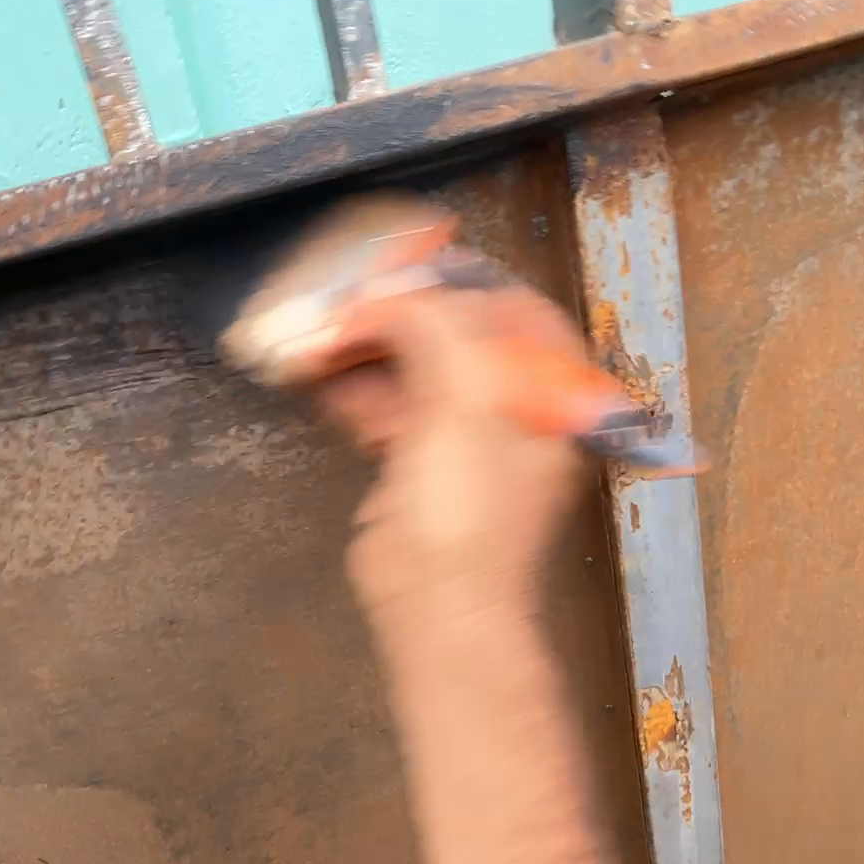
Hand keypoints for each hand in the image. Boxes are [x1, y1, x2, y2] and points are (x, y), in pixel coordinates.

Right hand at [310, 283, 588, 626]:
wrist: (433, 605)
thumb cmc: (466, 515)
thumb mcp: (464, 404)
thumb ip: (436, 330)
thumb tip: (394, 290)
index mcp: (543, 395)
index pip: (516, 311)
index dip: (467, 279)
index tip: (416, 258)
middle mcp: (507, 410)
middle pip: (457, 337)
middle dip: (402, 311)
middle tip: (355, 290)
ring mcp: (459, 438)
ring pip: (415, 370)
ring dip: (369, 347)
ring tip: (326, 324)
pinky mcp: (414, 464)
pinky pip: (386, 408)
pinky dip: (354, 387)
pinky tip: (319, 369)